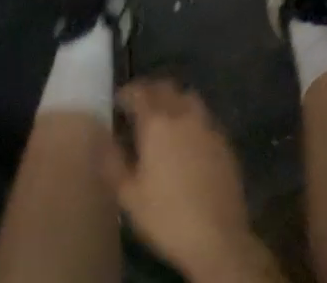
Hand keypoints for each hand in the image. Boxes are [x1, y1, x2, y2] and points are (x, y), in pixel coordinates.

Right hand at [105, 80, 271, 280]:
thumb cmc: (166, 216)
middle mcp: (184, 116)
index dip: (126, 93)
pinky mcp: (225, 143)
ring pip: (189, 98)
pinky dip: (193, 119)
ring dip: (174, 100)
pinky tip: (188, 140)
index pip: (139, 92)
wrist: (218, 238)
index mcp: (157, 124)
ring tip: (164, 119)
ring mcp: (208, 127)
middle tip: (139, 107)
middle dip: (150, 91)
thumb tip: (101, 138)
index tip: (118, 103)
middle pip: (166, 88)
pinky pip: (205, 118)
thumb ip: (111, 162)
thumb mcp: (128, 195)